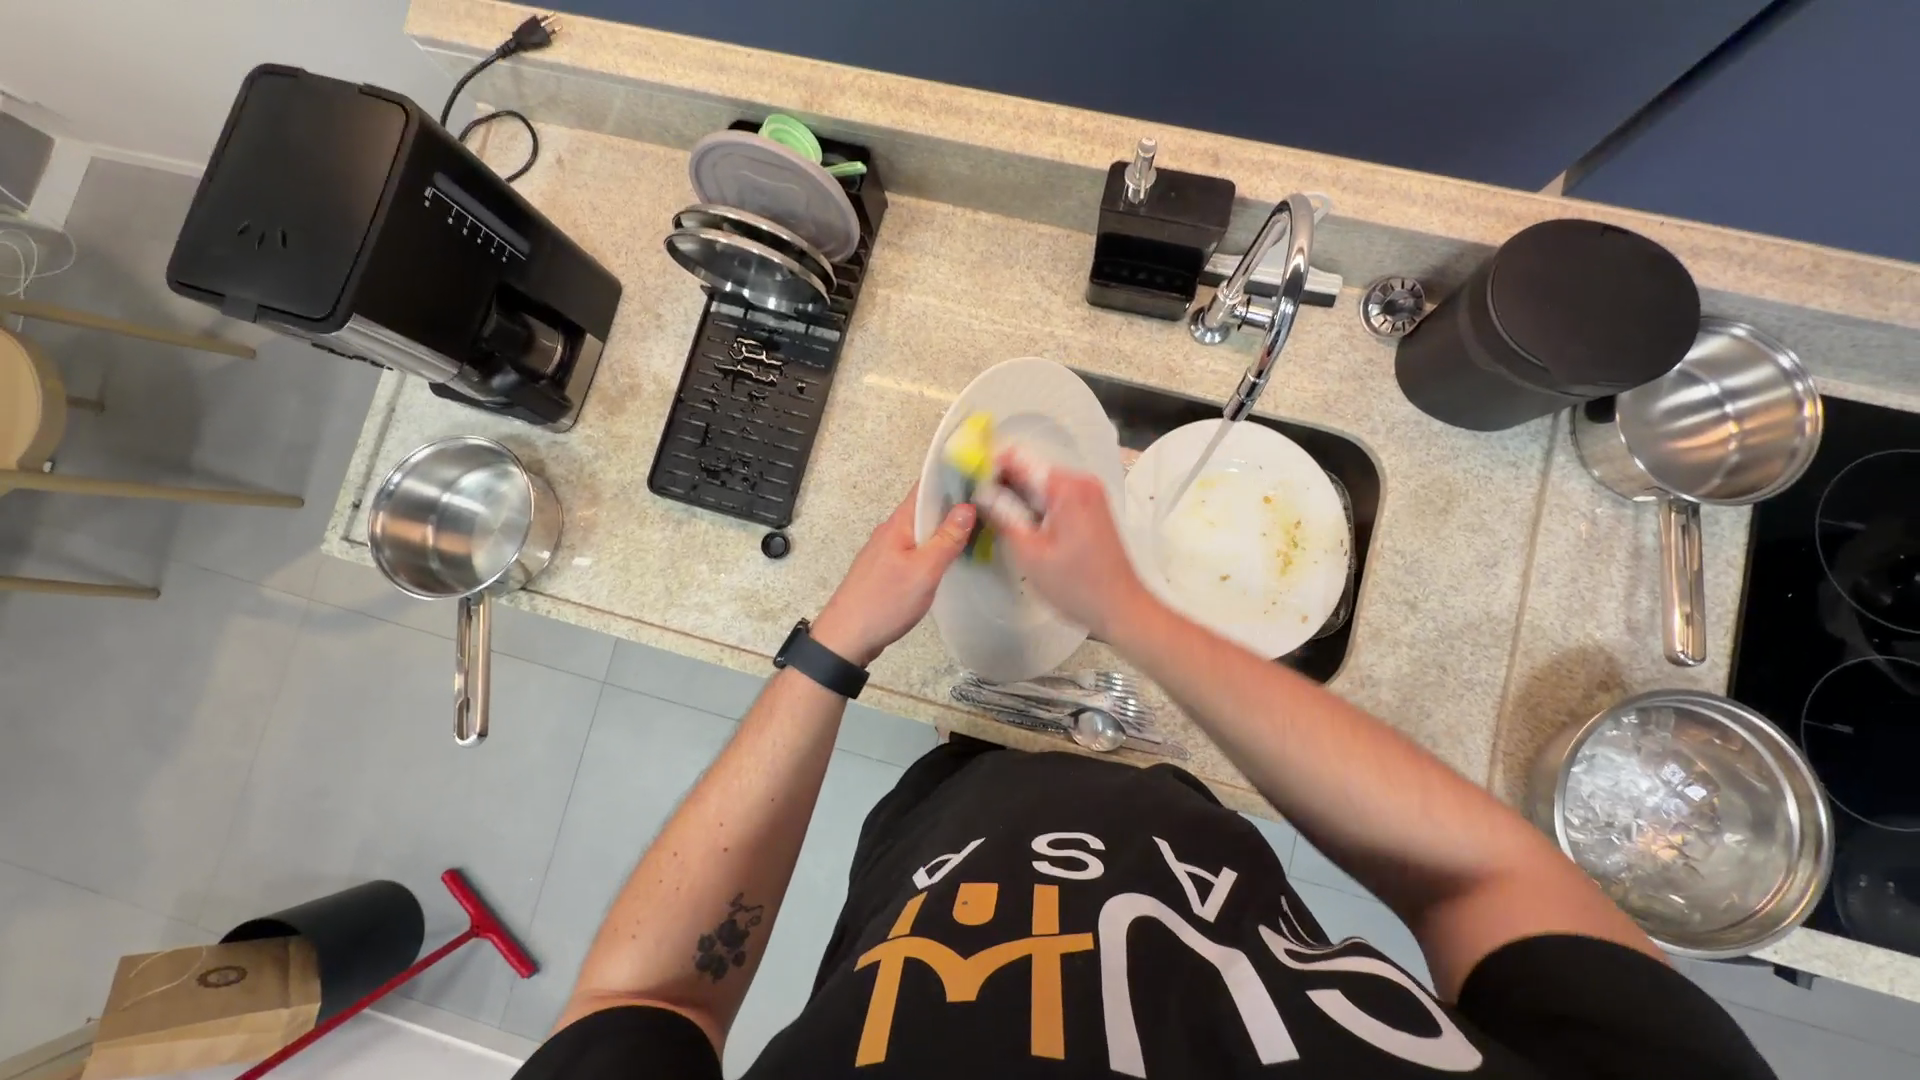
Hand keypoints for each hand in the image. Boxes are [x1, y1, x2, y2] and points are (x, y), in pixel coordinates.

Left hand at [810, 485, 974, 666]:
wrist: (846, 637)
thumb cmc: (883, 603)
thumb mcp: (924, 571)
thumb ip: (946, 539)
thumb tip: (966, 508)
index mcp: (899, 523)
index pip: (925, 487)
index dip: (950, 477)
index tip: (979, 474)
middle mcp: (891, 531)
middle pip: (926, 507)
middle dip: (954, 503)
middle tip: (989, 504)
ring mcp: (888, 550)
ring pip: (922, 530)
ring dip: (946, 527)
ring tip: (977, 528)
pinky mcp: (888, 568)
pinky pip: (916, 548)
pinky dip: (935, 547)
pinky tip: (950, 557)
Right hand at [981, 449, 1153, 639]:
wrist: (1120, 608)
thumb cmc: (1077, 586)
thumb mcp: (1029, 553)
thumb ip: (1003, 516)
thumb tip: (981, 492)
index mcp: (1067, 487)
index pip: (1018, 458)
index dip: (989, 467)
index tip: (970, 481)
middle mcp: (1081, 482)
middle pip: (1031, 469)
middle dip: (1003, 484)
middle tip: (979, 506)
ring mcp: (1090, 494)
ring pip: (1041, 484)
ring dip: (1019, 497)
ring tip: (997, 520)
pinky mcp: (1091, 508)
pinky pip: (1055, 496)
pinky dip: (1037, 507)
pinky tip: (1023, 528)